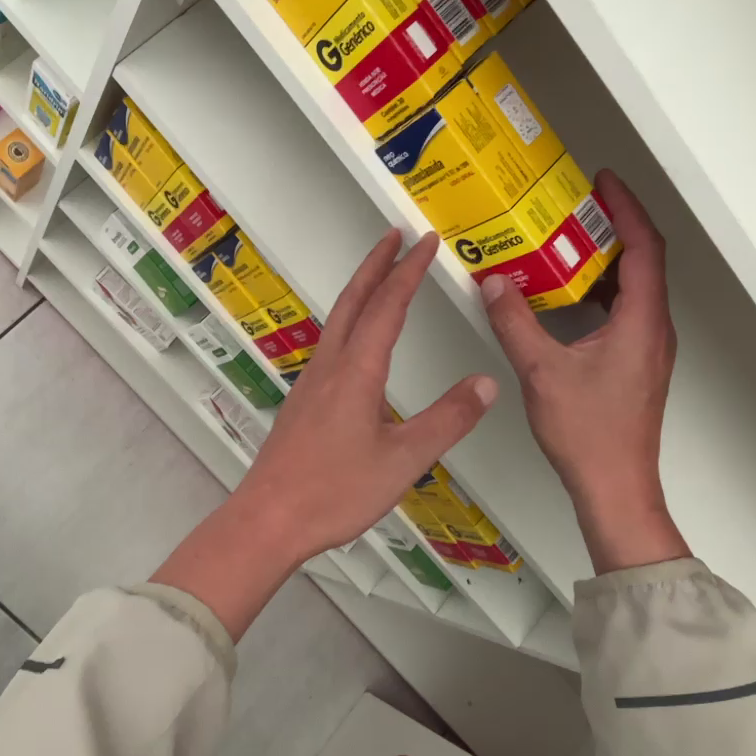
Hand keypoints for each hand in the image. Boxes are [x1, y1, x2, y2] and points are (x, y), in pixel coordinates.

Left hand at [152, 230, 496, 638]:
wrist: (268, 519)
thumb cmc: (335, 491)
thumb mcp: (403, 460)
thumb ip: (447, 420)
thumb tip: (487, 383)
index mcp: (357, 372)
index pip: (387, 307)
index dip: (409, 271)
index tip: (427, 241)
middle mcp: (329, 368)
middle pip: (352, 302)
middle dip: (375, 265)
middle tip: (394, 236)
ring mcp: (310, 385)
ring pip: (337, 323)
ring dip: (359, 292)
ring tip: (378, 278)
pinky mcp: (301, 405)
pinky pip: (329, 348)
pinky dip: (348, 324)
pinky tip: (355, 345)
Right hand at [482, 170, 689, 573]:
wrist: (614, 486)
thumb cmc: (587, 432)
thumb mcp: (541, 372)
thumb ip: (516, 323)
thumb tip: (494, 282)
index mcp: (641, 322)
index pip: (644, 247)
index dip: (627, 208)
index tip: (603, 180)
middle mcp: (654, 329)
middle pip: (644, 262)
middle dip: (615, 227)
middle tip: (576, 206)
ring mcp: (647, 349)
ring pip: (634, 289)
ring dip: (606, 261)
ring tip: (566, 243)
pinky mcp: (635, 365)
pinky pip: (624, 313)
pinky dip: (600, 292)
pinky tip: (566, 298)